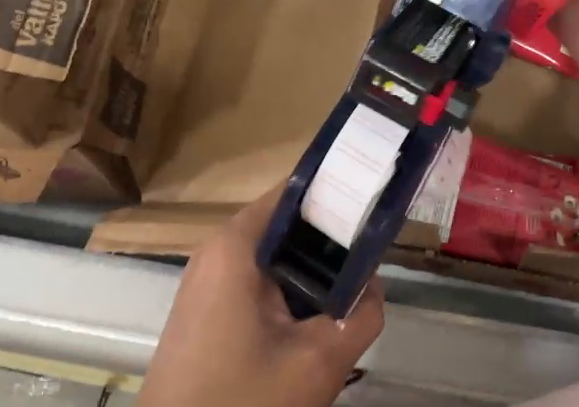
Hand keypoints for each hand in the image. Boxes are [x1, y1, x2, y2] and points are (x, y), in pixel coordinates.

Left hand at [139, 186, 385, 406]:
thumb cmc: (241, 400)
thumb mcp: (317, 362)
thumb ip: (360, 315)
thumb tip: (372, 285)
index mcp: (236, 245)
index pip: (295, 192)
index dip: (337, 195)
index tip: (373, 209)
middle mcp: (217, 251)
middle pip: (286, 225)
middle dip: (329, 242)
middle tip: (368, 264)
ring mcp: (207, 282)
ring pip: (274, 258)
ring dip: (311, 274)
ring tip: (347, 297)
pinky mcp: (205, 312)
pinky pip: (257, 284)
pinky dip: (288, 294)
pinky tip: (313, 324)